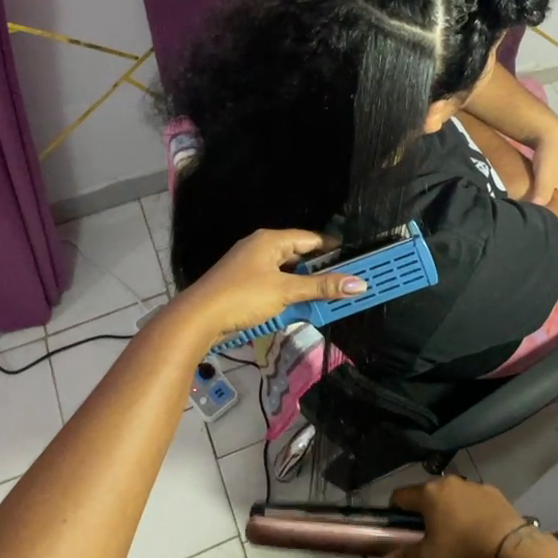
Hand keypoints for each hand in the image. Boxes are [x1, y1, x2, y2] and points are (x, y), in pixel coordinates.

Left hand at [168, 229, 366, 345]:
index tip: (355, 263)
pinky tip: (297, 309)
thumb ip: (322, 288)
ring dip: (304, 287)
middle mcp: (260, 247)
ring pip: (286, 272)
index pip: (311, 239)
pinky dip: (287, 295)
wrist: (197, 318)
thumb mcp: (286, 291)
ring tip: (324, 300)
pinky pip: (273, 285)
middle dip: (320, 272)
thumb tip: (360, 283)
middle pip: (299, 256)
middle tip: (343, 286)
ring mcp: (249, 266)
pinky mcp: (242, 284)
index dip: (334, 250)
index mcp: (270, 240)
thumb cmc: (243, 296)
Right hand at [378, 476, 533, 557]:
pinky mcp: (491, 490)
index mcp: (428, 493)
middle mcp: (447, 481)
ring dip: (446, 509)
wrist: (509, 546)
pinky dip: (467, 510)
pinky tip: (475, 529)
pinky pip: (471, 498)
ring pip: (449, 495)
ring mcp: (471, 484)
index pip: (400, 495)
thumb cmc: (463, 549)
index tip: (400, 529)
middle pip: (425, 494)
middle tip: (427, 537)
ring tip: (453, 535)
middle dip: (422, 512)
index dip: (395, 511)